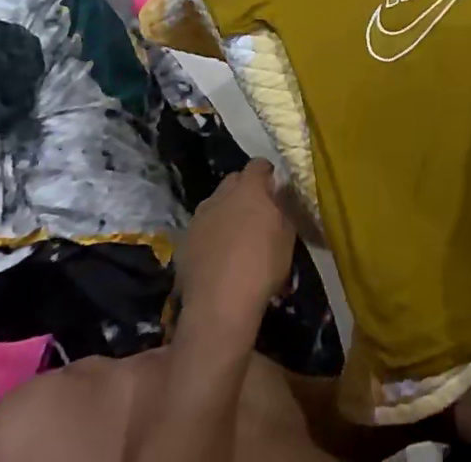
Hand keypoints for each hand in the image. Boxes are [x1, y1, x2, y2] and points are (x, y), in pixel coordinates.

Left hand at [178, 158, 296, 330]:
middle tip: (257, 211)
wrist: (219, 305)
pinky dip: (210, 234)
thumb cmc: (262, 266)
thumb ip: (282, 207)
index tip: (275, 188)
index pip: (258, 164)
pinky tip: (218, 256)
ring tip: (236, 236)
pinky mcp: (183, 242)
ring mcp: (198, 218)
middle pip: (233, 181)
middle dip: (245, 190)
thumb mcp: (287, 235)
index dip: (267, 174)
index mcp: (248, 188)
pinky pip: (201, 228)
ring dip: (226, 212)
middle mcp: (220, 196)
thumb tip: (279, 194)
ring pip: (214, 204)